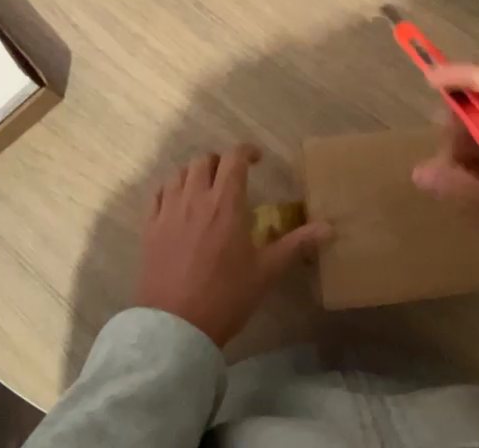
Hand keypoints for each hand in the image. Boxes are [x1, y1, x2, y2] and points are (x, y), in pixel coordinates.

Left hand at [134, 145, 330, 346]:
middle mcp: (195, 197)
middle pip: (204, 160)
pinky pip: (157, 194)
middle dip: (220, 162)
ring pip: (179, 173)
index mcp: (226, 203)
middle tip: (231, 177)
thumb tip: (329, 228)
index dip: (247, 151)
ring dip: (194, 174)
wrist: (176, 326)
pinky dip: (170, 190)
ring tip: (205, 189)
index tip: (257, 159)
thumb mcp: (266, 272)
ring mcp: (168, 210)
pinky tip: (177, 204)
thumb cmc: (226, 296)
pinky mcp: (149, 227)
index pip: (234, 158)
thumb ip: (297, 245)